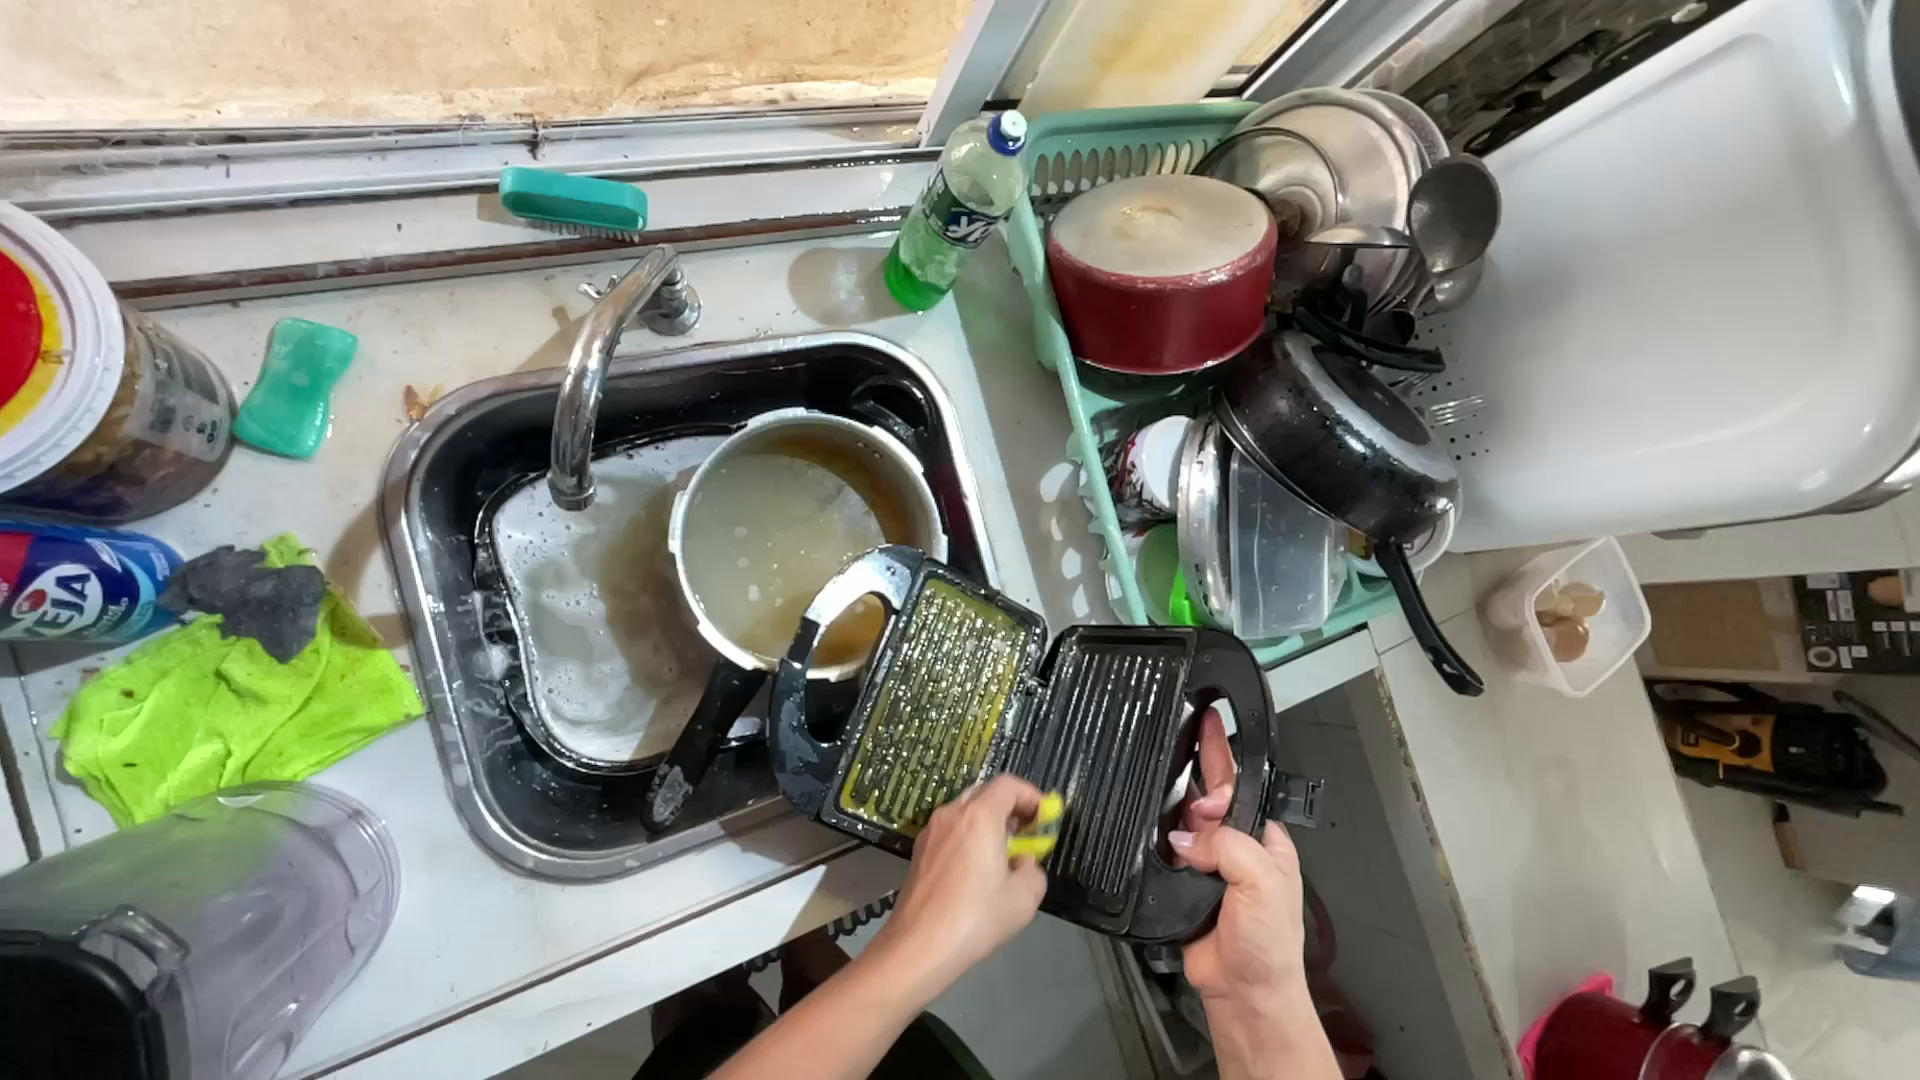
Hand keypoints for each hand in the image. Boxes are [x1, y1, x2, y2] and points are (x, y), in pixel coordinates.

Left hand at [869, 774, 1049, 1000]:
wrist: (919, 946)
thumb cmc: (976, 917)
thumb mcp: (1024, 897)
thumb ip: (1033, 870)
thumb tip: (1022, 862)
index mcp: (980, 816)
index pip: (1009, 785)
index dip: (1032, 796)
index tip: (1045, 818)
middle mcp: (952, 813)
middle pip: (985, 793)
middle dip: (1010, 806)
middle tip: (1027, 832)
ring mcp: (931, 831)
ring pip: (965, 811)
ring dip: (988, 821)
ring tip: (1003, 852)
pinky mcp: (919, 851)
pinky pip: (951, 830)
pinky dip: (968, 835)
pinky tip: (976, 869)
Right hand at [1168, 708, 1307, 1010]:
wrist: (1244, 994)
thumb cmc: (1269, 943)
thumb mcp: (1262, 883)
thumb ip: (1226, 846)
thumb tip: (1183, 838)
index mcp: (1264, 839)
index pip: (1241, 788)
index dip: (1221, 765)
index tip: (1207, 728)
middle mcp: (1236, 846)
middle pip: (1208, 796)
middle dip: (1195, 773)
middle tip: (1177, 746)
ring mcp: (1208, 864)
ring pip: (1182, 820)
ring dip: (1171, 807)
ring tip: (1155, 780)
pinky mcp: (1181, 883)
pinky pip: (1163, 849)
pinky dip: (1153, 837)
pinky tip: (1143, 820)